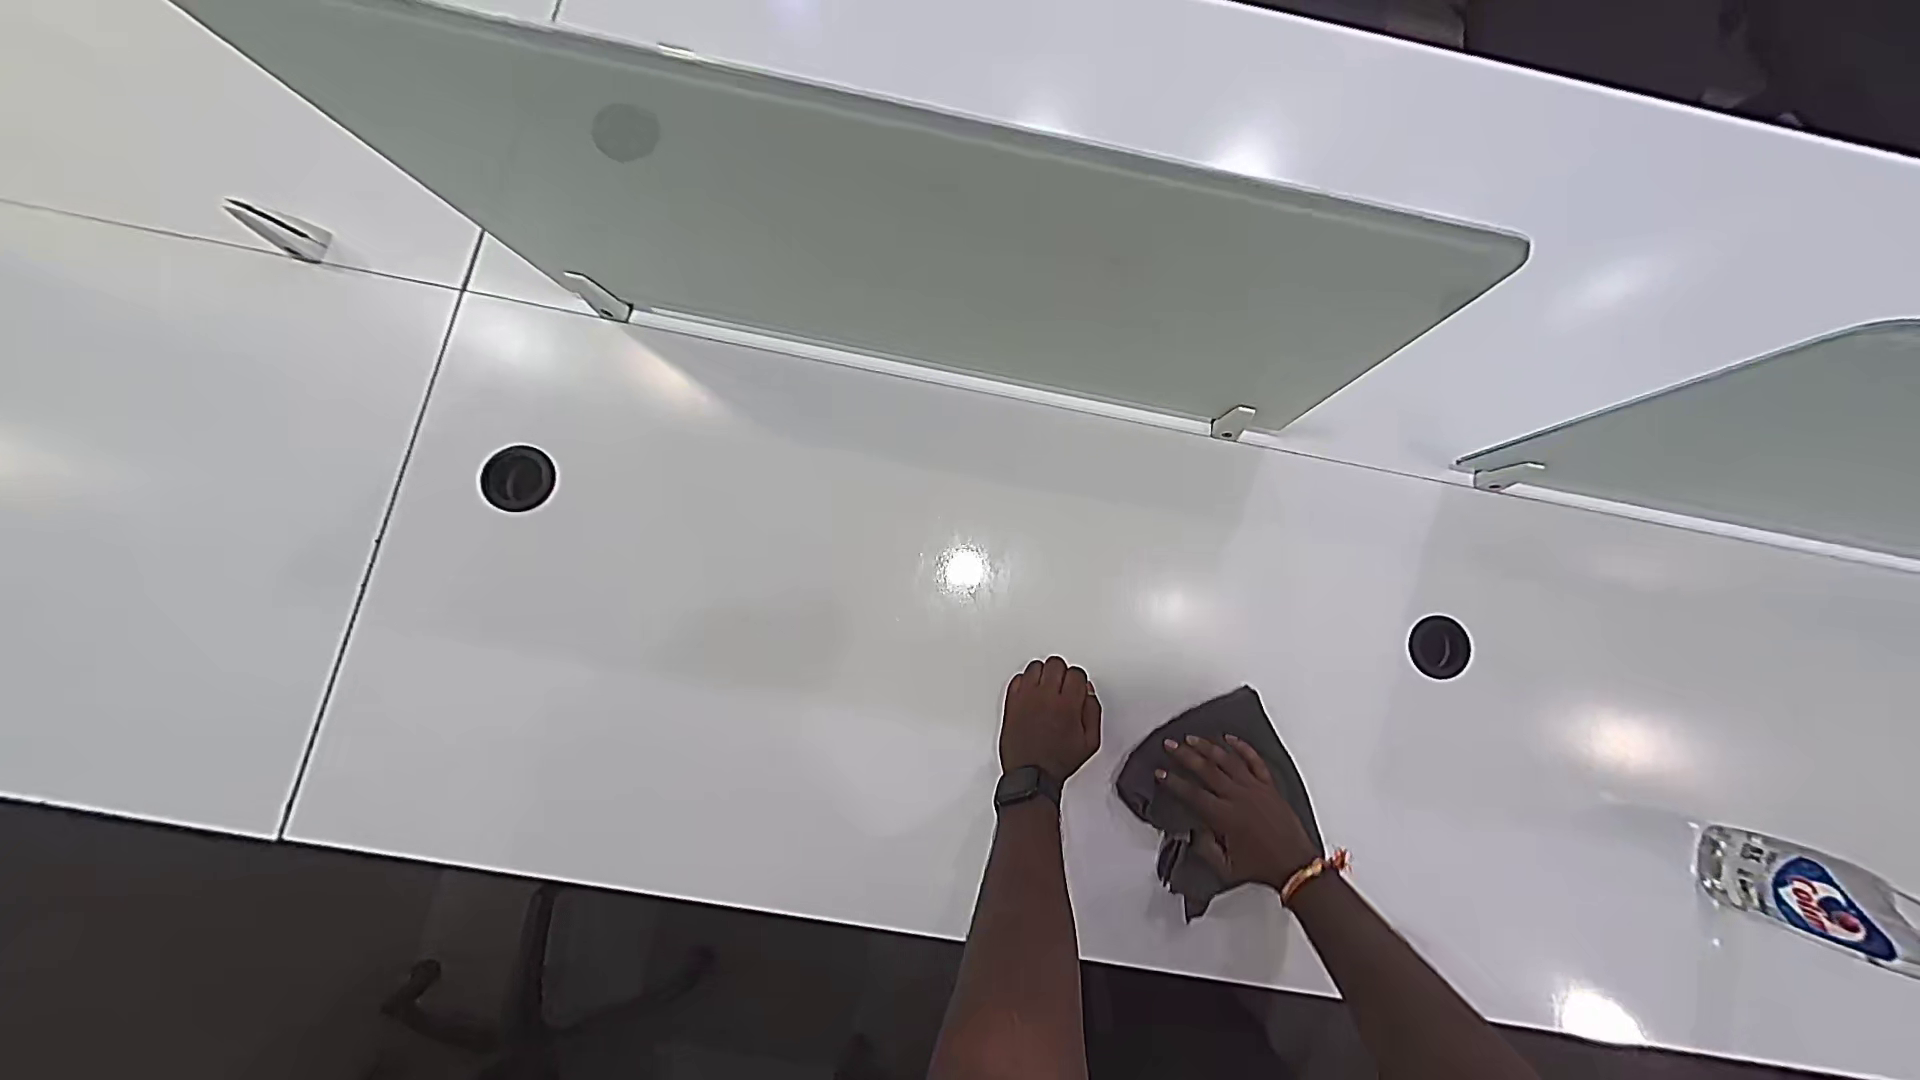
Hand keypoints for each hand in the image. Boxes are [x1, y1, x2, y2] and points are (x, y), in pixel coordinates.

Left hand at [1000, 656, 1101, 780]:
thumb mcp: (1090, 742)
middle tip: (1062, 686)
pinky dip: (1025, 682)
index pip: (1075, 673)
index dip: (1078, 680)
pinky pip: (1017, 678)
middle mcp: (1045, 697)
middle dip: (1062, 673)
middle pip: (1055, 664)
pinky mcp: (1011, 702)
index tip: (1077, 688)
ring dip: (1043, 674)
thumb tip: (1088, 692)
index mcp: (1066, 705)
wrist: (1031, 775)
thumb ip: (1092, 711)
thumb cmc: (1057, 762)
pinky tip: (1032, 693)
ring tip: (1046, 688)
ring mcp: (1025, 698)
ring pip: (1035, 666)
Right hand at [1156, 735, 1318, 891]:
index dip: (1173, 781)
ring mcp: (1255, 789)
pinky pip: (1255, 761)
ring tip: (1192, 738)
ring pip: (1227, 760)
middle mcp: (1239, 798)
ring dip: (1207, 747)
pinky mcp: (1270, 787)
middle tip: (1170, 745)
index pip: (1192, 793)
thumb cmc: (1263, 869)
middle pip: (1206, 769)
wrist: (1297, 869)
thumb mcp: (1226, 868)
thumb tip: (1193, 831)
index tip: (1161, 773)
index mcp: (1225, 817)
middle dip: (1184, 755)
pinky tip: (1230, 738)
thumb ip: (1204, 848)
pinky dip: (1242, 747)